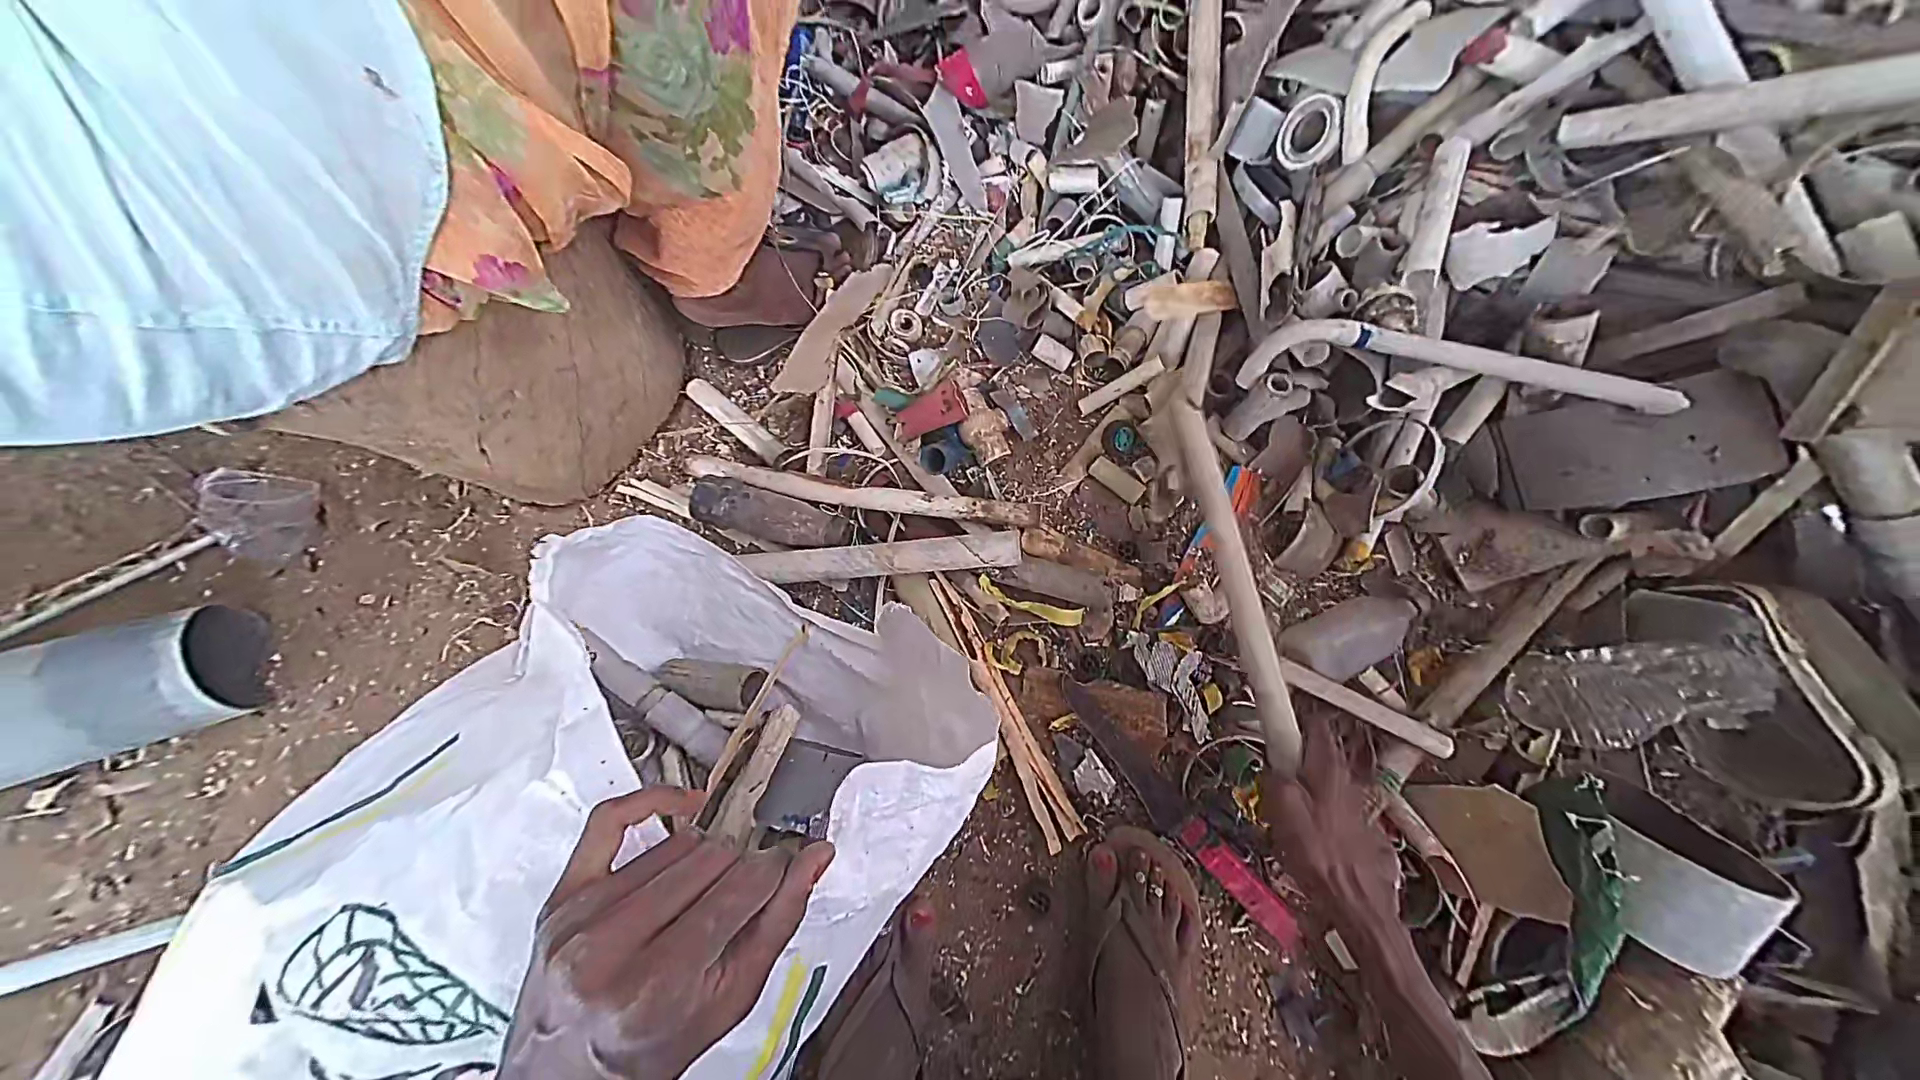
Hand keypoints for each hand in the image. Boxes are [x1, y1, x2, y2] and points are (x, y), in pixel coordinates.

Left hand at [498, 788, 835, 1079]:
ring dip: (706, 854)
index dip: (774, 871)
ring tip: (705, 887)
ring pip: (678, 842)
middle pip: (713, 858)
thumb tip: (816, 855)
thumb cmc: (653, 1043)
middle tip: (744, 889)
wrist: (568, 1071)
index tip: (783, 868)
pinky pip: (610, 819)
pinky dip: (654, 800)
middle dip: (742, 866)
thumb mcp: (732, 1001)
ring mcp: (581, 917)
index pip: (743, 887)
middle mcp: (612, 948)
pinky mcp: (562, 894)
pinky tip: (686, 805)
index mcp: (659, 985)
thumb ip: (780, 921)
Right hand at [1262, 712, 1396, 917]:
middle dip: (1296, 757)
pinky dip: (1322, 815)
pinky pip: (1338, 812)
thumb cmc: (1317, 855)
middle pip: (1320, 754)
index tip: (1277, 712)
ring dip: (1309, 787)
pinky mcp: (1367, 833)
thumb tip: (1273, 761)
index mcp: (1328, 768)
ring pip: (1328, 784)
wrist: (1358, 905)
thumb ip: (1275, 775)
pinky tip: (1311, 837)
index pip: (1314, 722)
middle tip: (1273, 772)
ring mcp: (1362, 807)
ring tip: (1288, 812)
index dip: (1293, 714)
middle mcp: (1350, 780)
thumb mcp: (1281, 808)